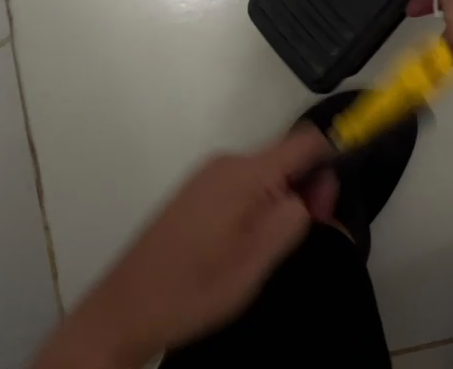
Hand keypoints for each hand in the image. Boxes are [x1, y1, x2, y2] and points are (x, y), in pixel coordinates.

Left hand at [35, 128, 332, 367]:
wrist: (123, 311)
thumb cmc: (194, 286)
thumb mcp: (258, 258)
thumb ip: (295, 214)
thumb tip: (312, 189)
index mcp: (245, 172)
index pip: (307, 141)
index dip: (329, 164)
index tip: (327, 204)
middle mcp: (226, 163)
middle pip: (285, 157)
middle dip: (302, 190)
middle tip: (298, 235)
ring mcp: (206, 176)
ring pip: (264, 175)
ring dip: (278, 202)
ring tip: (265, 250)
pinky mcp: (195, 193)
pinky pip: (242, 186)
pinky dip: (255, 207)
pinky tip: (242, 246)